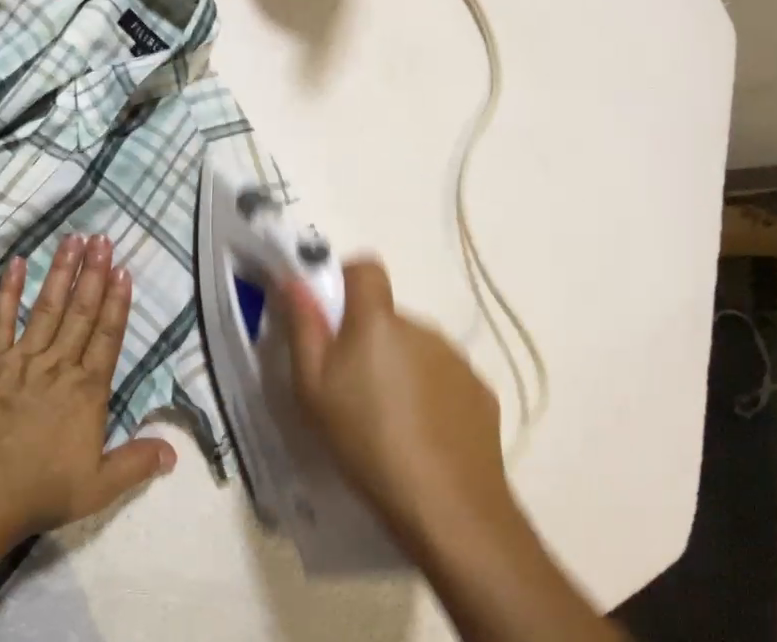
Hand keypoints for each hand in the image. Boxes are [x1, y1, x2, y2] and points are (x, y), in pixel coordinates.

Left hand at [0, 234, 176, 538]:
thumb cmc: (44, 490)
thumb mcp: (101, 486)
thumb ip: (137, 462)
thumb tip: (174, 450)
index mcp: (87, 391)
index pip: (108, 337)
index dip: (116, 302)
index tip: (122, 269)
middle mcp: (58, 366)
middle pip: (81, 312)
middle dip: (93, 273)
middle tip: (102, 238)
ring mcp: (22, 360)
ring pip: (47, 308)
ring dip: (60, 272)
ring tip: (72, 239)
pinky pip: (0, 320)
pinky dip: (8, 291)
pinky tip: (16, 264)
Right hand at [277, 260, 513, 549]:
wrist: (449, 508)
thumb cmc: (365, 440)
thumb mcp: (312, 388)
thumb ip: (303, 327)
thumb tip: (294, 279)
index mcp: (379, 321)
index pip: (366, 269)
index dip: (345, 282)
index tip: (329, 318)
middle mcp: (423, 329)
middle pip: (386, 316)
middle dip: (366, 338)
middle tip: (347, 386)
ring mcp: (458, 362)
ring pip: (415, 349)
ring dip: (398, 367)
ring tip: (385, 418)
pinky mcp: (482, 395)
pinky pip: (443, 380)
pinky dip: (428, 395)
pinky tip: (419, 435)